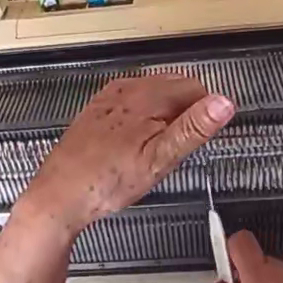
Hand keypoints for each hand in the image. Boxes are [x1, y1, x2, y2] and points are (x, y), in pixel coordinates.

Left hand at [18, 75, 234, 236]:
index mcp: (147, 96)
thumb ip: (193, 128)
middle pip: (176, 88)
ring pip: (154, 96)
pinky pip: (132, 104)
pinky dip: (141, 120)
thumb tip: (223, 103)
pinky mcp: (98, 110)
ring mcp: (110, 98)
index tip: (194, 140)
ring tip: (152, 151)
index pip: (196, 89)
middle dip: (184, 114)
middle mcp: (127, 89)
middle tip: (172, 150)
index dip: (202, 116)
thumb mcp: (160, 159)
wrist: (59, 194)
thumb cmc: (105, 181)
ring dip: (163, 116)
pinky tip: (133, 146)